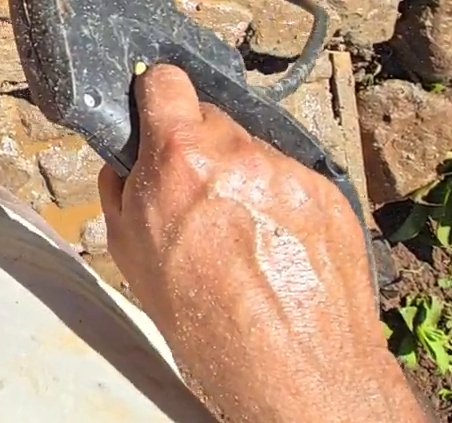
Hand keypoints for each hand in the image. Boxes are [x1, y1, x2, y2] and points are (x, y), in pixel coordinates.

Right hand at [99, 66, 425, 422]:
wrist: (293, 372)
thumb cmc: (198, 312)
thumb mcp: (126, 244)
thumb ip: (122, 183)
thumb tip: (128, 157)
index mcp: (180, 155)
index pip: (166, 79)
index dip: (155, 93)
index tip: (154, 110)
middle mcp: (238, 152)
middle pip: (210, 118)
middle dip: (197, 145)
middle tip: (195, 190)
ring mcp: (289, 173)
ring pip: (251, 149)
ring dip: (240, 174)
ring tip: (241, 229)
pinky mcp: (329, 196)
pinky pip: (289, 178)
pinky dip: (277, 200)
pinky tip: (274, 243)